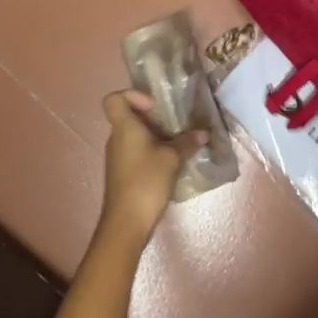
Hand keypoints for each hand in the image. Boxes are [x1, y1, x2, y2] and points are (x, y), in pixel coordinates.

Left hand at [97, 90, 207, 246]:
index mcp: (124, 127)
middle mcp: (117, 138)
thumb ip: (187, 142)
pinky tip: (171, 163)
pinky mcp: (123, 172)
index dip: (132, 95)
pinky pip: (137, 151)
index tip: (154, 107)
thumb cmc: (146, 181)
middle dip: (154, 118)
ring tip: (178, 144)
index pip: (114, 99)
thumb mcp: (172, 159)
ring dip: (156, 136)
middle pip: (130, 116)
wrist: (126, 222)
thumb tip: (203, 133)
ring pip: (136, 135)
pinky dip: (152, 151)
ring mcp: (118, 156)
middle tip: (176, 125)